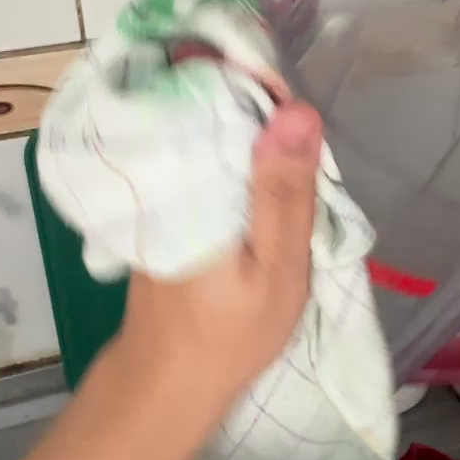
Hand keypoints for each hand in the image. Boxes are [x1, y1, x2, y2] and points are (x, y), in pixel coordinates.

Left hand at [117, 102, 323, 399]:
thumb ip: (285, 191)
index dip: (257, 81)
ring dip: (246, 125)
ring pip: (205, 129)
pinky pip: (200, 155)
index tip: (293, 101)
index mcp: (189, 175)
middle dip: (255, 101)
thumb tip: (297, 109)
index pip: (217, 92)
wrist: (168, 378)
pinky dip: (231, 152)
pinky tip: (258, 168)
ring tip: (287, 142)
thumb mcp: (276, 266)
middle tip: (299, 130)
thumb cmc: (228, 331)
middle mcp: (165, 169)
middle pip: (209, 104)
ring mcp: (160, 185)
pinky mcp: (165, 202)